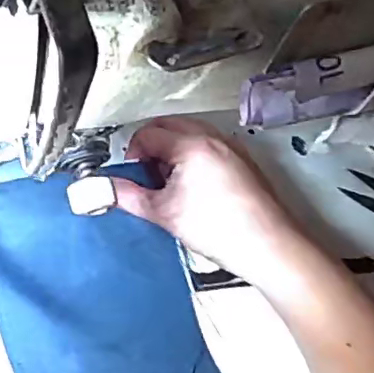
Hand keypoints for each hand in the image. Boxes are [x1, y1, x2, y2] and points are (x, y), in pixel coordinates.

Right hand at [87, 116, 309, 282]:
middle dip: (150, 145)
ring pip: (189, 131)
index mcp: (191, 146)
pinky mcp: (243, 160)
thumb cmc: (223, 230)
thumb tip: (103, 188)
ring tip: (168, 180)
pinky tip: (191, 184)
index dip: (133, 153)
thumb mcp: (161, 213)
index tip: (134, 174)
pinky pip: (208, 143)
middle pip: (167, 124)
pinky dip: (191, 153)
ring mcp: (231, 148)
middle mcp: (213, 139)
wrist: (269, 248)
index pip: (147, 134)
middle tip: (146, 172)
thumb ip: (126, 195)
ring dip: (170, 147)